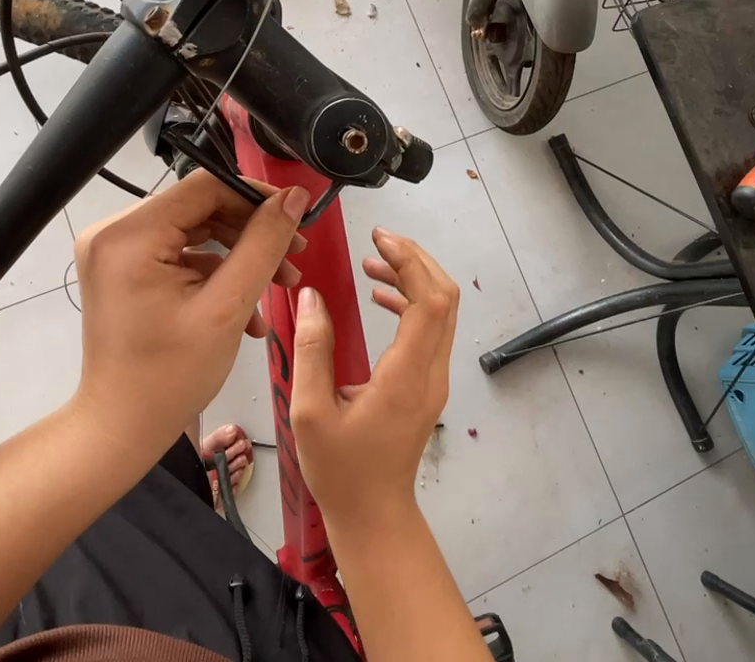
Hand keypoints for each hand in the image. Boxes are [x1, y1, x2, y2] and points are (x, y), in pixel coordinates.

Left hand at [71, 171, 310, 453]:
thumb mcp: (227, 307)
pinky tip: (248, 308)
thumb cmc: (170, 376)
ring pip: (195, 230)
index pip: (205, 187)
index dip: (257, 197)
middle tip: (295, 259)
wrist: (120, 429)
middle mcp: (114, 232)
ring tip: (280, 285)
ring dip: (240, 255)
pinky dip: (216, 273)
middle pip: (201, 208)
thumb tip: (294, 197)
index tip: (297, 218)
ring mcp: (116, 251)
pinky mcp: (124, 269)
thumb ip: (263, 245)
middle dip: (252, 233)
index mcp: (130, 234)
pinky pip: (180, 253)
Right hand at [289, 227, 459, 527]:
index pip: (430, 300)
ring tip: (372, 264)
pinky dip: (411, 303)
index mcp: (407, 374)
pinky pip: (430, 329)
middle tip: (377, 240)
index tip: (379, 238)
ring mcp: (434, 378)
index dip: (410, 261)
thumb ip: (312, 349)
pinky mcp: (428, 384)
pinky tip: (379, 297)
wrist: (374, 514)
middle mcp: (431, 371)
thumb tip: (310, 297)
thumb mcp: (311, 411)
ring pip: (440, 311)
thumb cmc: (340, 469)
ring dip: (413, 279)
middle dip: (414, 259)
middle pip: (444, 297)